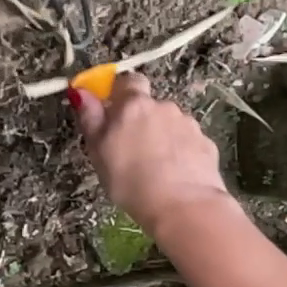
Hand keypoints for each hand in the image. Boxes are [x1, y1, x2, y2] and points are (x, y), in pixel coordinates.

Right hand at [69, 74, 231, 232]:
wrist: (181, 205)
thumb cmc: (129, 179)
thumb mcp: (97, 150)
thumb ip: (90, 117)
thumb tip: (80, 91)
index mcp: (133, 105)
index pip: (127, 81)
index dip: (118, 92)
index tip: (110, 111)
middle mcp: (163, 107)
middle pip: (148, 106)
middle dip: (139, 120)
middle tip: (127, 149)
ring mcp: (188, 124)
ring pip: (168, 124)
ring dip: (159, 136)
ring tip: (151, 167)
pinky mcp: (206, 144)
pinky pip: (186, 142)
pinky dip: (178, 152)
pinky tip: (172, 174)